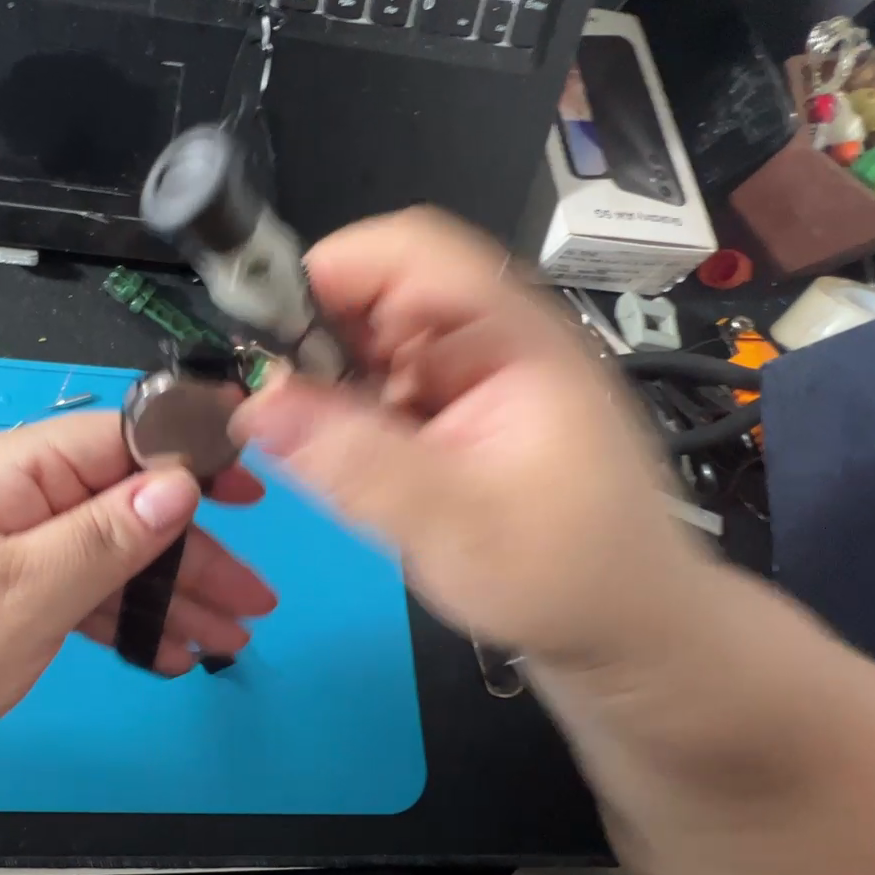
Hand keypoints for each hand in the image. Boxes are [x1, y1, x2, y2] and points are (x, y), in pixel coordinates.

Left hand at [0, 412, 275, 761]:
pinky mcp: (21, 585)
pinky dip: (128, 621)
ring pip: (116, 556)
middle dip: (195, 554)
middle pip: (129, 506)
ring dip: (172, 597)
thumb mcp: (26, 592)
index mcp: (17, 470)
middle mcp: (25, 495)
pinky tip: (173, 654)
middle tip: (256, 600)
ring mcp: (23, 542)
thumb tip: (181, 483)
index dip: (190, 458)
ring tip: (232, 640)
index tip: (251, 489)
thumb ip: (107, 536)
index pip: (120, 439)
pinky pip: (87, 591)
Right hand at [230, 208, 714, 667]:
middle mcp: (483, 342)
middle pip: (376, 294)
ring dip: (317, 381)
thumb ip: (354, 462)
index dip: (328, 270)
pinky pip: (371, 391)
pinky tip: (325, 454)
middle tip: (264, 399)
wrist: (619, 623)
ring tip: (291, 436)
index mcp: (510, 339)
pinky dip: (335, 413)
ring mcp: (462, 378)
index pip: (410, 252)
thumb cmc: (561, 575)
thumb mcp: (454, 523)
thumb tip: (255, 404)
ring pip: (364, 346)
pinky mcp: (444, 414)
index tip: (260, 329)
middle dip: (309, 335)